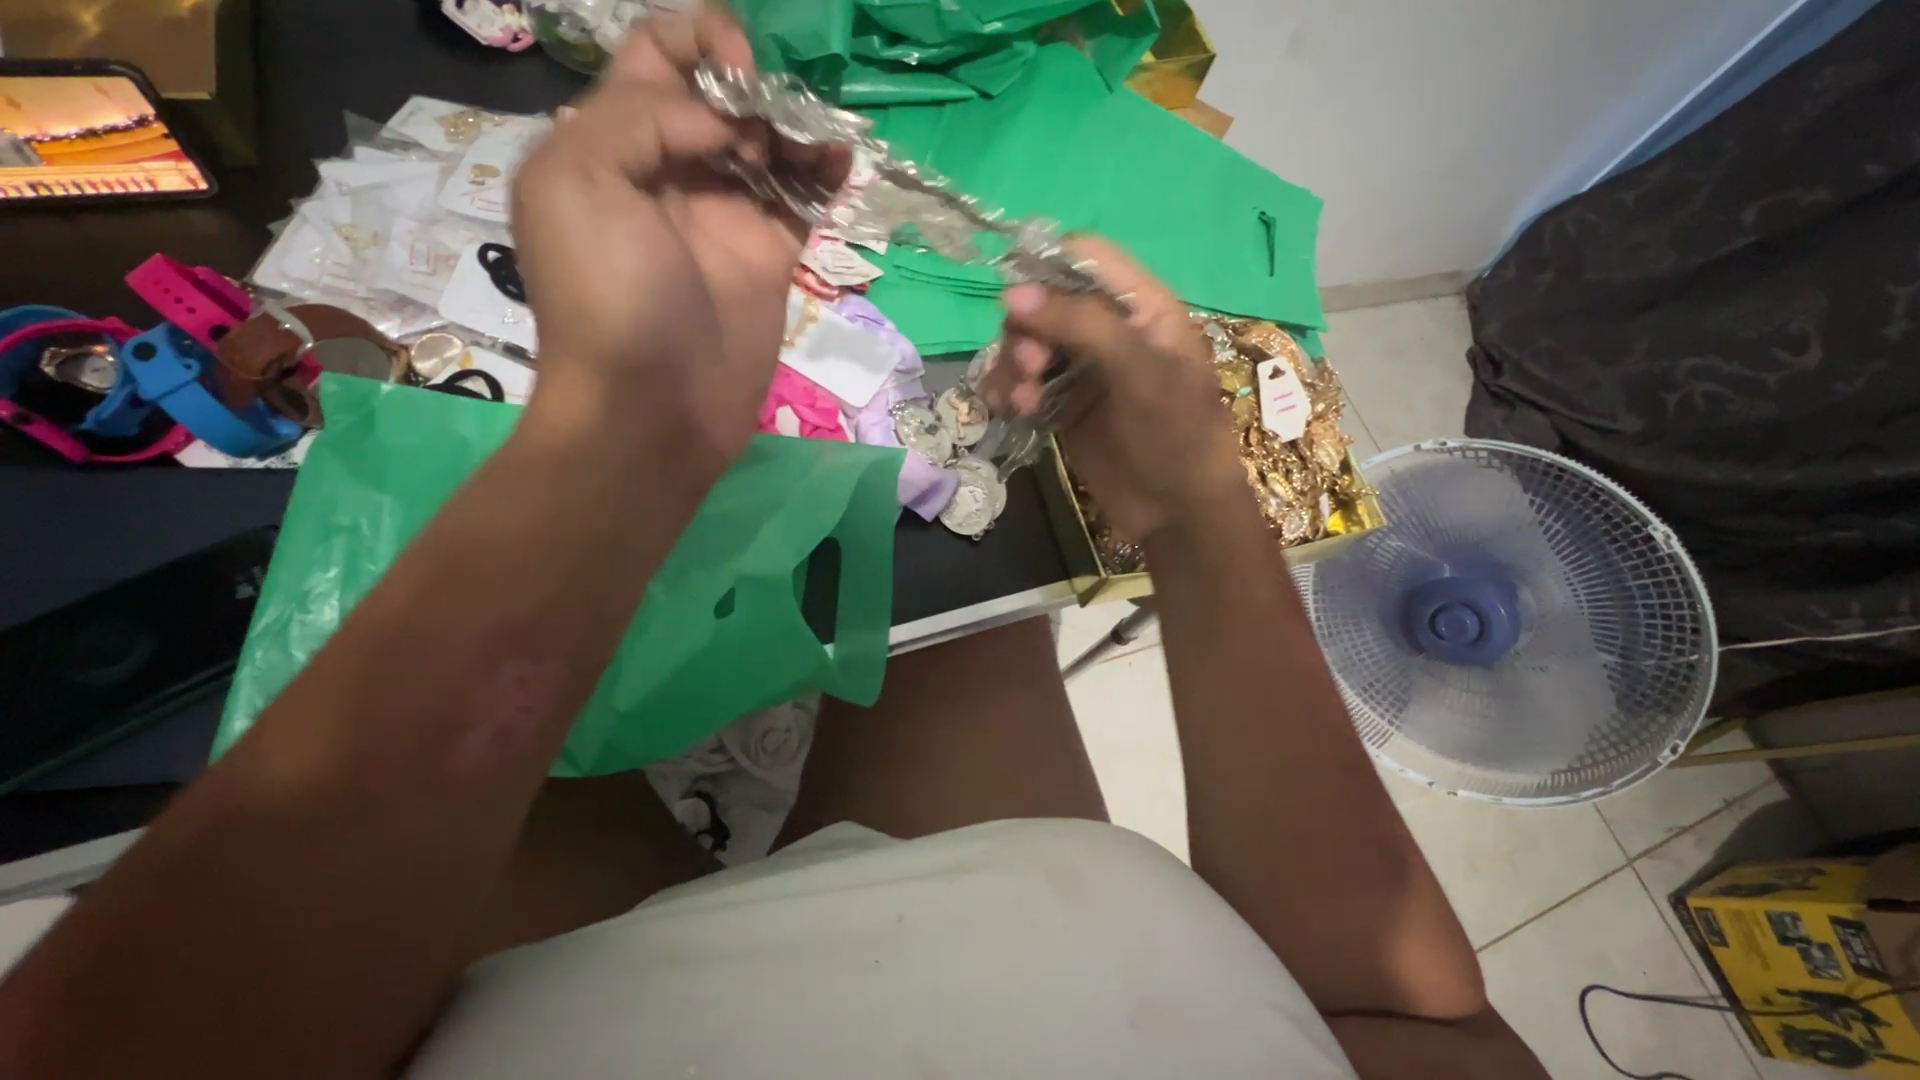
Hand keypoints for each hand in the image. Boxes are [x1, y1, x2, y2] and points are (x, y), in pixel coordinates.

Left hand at [510, 10, 844, 471]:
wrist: (652, 408)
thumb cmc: (607, 298)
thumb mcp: (577, 182)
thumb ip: (639, 117)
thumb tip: (724, 121)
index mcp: (611, 142)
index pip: (656, 59)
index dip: (699, 40)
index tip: (739, 69)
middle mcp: (670, 170)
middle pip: (722, 94)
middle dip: (757, 84)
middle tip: (777, 119)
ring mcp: (725, 215)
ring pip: (770, 142)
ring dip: (799, 126)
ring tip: (818, 143)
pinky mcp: (768, 257)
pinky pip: (802, 200)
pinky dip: (826, 174)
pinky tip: (841, 167)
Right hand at [980, 236, 1247, 542]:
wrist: (1178, 513)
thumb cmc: (1176, 434)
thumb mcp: (1139, 371)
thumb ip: (1081, 324)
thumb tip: (1012, 293)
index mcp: (1141, 306)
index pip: (1085, 258)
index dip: (1046, 269)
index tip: (1019, 304)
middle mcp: (1109, 329)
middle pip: (1046, 301)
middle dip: (1027, 330)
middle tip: (1030, 368)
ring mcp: (1083, 369)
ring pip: (1027, 343)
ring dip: (1012, 365)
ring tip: (1019, 402)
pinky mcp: (1062, 405)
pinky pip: (1022, 383)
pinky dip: (1006, 391)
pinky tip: (1004, 410)